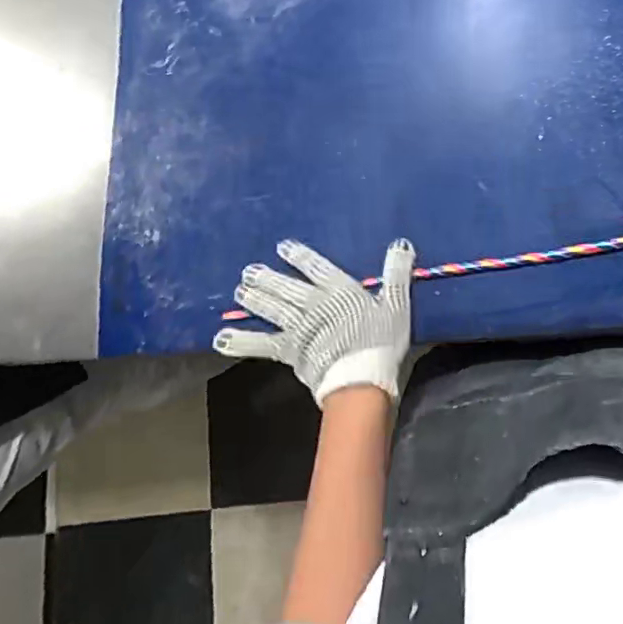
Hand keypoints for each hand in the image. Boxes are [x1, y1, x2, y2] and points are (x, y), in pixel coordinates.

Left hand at [214, 239, 414, 405]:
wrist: (361, 379)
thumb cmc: (382, 343)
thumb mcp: (396, 305)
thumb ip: (396, 274)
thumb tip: (401, 243)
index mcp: (339, 290)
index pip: (316, 267)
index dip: (299, 256)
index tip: (283, 247)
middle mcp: (313, 304)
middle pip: (286, 287)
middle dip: (267, 278)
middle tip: (249, 271)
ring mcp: (297, 327)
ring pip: (271, 309)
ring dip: (254, 300)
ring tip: (239, 292)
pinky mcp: (288, 350)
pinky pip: (260, 343)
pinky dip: (240, 340)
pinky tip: (221, 337)